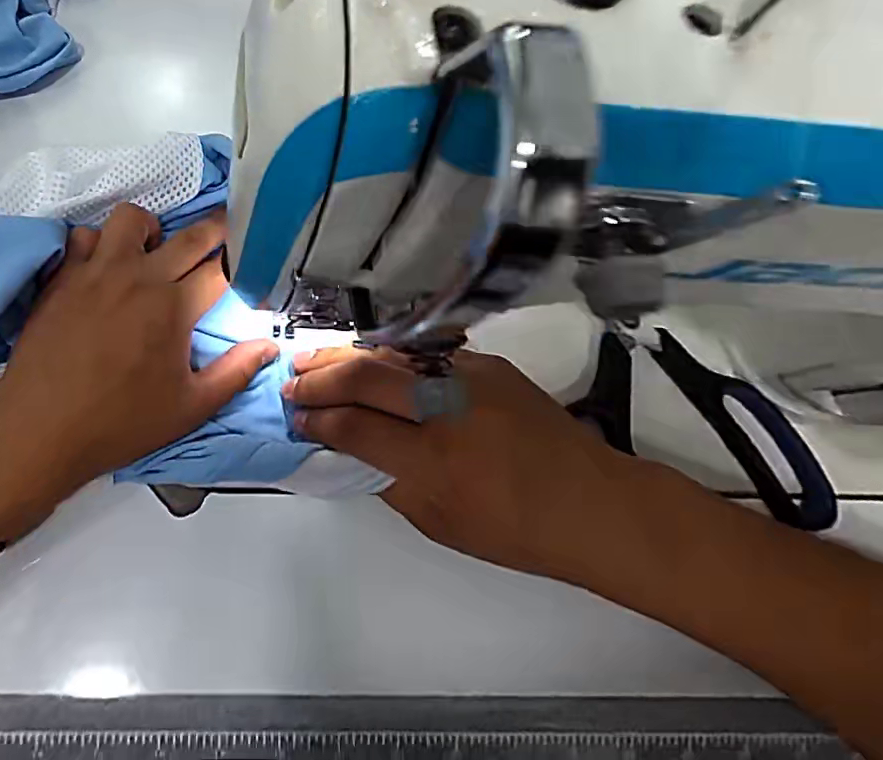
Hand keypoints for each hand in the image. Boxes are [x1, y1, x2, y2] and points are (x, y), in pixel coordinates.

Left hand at [0, 205, 277, 540]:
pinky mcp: (63, 276)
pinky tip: (104, 269)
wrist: (39, 430)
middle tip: (225, 235)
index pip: (222, 270)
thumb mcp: (189, 408)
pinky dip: (100, 245)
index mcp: (174, 307)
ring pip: (132, 218)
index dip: (242, 266)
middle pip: (191, 234)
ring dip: (152, 230)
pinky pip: (85, 237)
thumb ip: (235, 373)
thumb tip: (269, 346)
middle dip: (217, 229)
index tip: (247, 269)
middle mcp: (139, 277)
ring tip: (153, 253)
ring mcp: (97, 271)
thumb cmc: (120, 422)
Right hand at [285, 347, 656, 586]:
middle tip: (291, 381)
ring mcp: (469, 376)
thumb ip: (388, 479)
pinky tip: (365, 359)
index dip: (317, 420)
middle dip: (319, 378)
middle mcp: (448, 408)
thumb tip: (349, 446)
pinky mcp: (486, 362)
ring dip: (345, 356)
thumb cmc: (515, 529)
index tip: (295, 417)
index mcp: (434, 461)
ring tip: (312, 359)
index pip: (355, 427)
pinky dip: (386, 356)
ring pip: (390, 355)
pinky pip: (423, 353)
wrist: (591, 500)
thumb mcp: (439, 521)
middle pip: (365, 378)